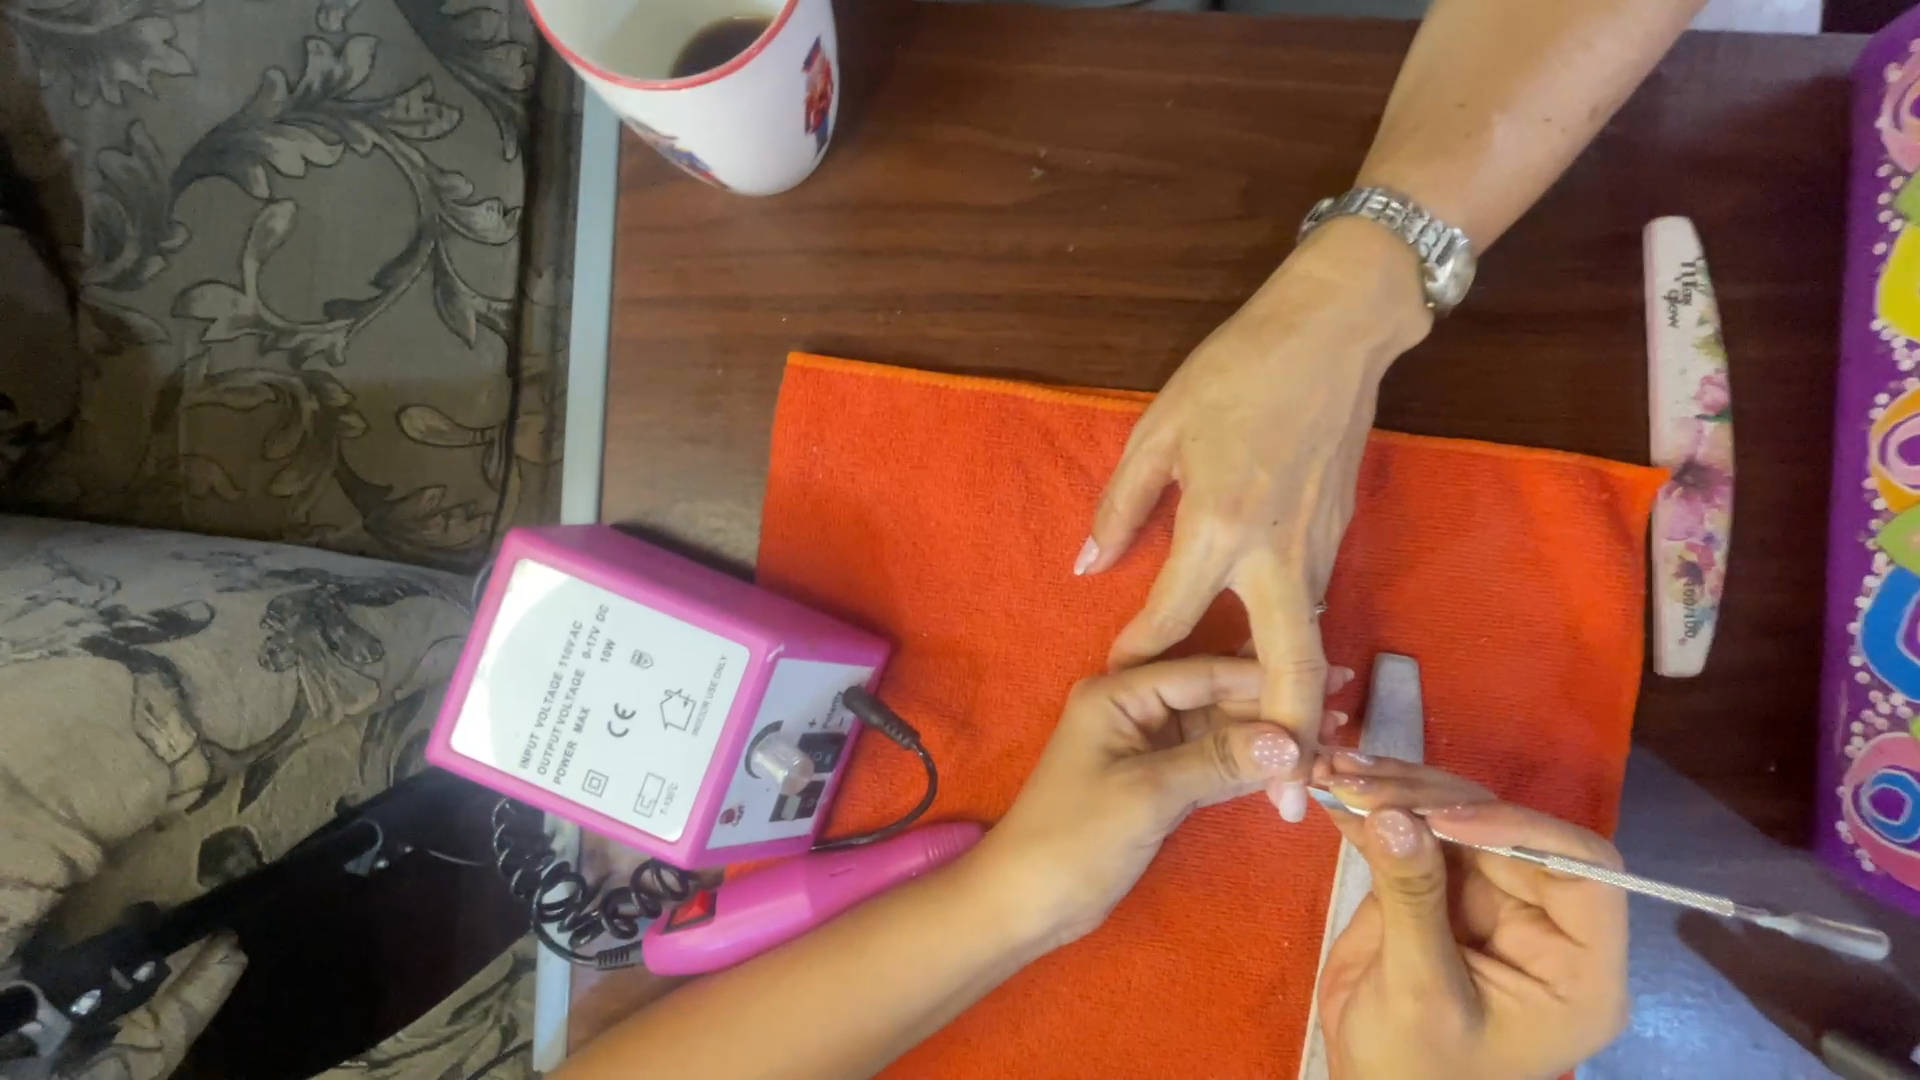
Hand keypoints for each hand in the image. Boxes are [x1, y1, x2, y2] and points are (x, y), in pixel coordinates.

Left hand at [966, 657, 1307, 948]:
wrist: (1028, 899)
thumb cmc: (1075, 837)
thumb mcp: (1147, 795)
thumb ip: (1217, 761)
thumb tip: (1291, 737)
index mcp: (1117, 693)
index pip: (1199, 673)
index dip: (1260, 678)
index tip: (1321, 680)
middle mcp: (1133, 709)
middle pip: (1212, 697)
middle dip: (1270, 703)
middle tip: (1338, 703)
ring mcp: (1146, 745)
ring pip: (1216, 730)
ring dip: (1266, 734)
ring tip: (1331, 732)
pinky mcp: (1157, 781)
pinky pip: (1210, 762)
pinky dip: (1246, 766)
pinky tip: (1291, 763)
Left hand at [1079, 222, 1432, 812]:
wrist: (1330, 333)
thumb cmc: (1232, 376)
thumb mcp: (1158, 434)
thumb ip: (1121, 508)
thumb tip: (1087, 565)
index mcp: (1218, 528)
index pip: (1170, 617)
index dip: (1139, 655)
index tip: (1118, 687)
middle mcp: (1274, 555)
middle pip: (1286, 668)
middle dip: (1284, 743)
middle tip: (1281, 808)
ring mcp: (1316, 549)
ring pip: (1304, 642)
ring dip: (1294, 703)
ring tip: (1275, 759)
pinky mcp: (1338, 537)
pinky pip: (1309, 606)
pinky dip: (1294, 648)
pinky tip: (1270, 667)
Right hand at [1311, 755, 1629, 1079]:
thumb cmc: (1415, 1068)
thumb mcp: (1420, 993)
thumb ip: (1413, 902)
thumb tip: (1394, 815)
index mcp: (1571, 961)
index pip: (1579, 867)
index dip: (1517, 829)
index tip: (1438, 818)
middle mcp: (1533, 915)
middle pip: (1497, 826)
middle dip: (1424, 797)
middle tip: (1351, 783)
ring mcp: (1476, 893)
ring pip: (1444, 814)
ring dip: (1387, 788)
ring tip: (1331, 773)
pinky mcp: (1424, 880)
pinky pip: (1401, 827)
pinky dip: (1363, 806)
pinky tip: (1325, 783)